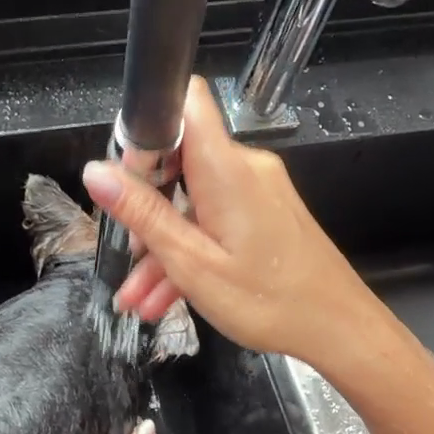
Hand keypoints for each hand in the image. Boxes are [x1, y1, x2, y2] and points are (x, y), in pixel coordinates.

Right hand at [81, 77, 382, 365]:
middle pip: (179, 164)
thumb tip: (96, 172)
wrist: (338, 329)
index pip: (184, 103)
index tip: (122, 176)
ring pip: (192, 205)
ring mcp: (257, 193)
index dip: (146, 128)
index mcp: (226, 169)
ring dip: (162, 250)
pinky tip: (164, 299)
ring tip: (136, 300)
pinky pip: (214, 223)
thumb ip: (143, 214)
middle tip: (123, 257)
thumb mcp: (192, 263)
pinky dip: (190, 254)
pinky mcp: (264, 215)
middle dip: (143, 211)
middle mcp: (245, 169)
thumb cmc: (270, 301)